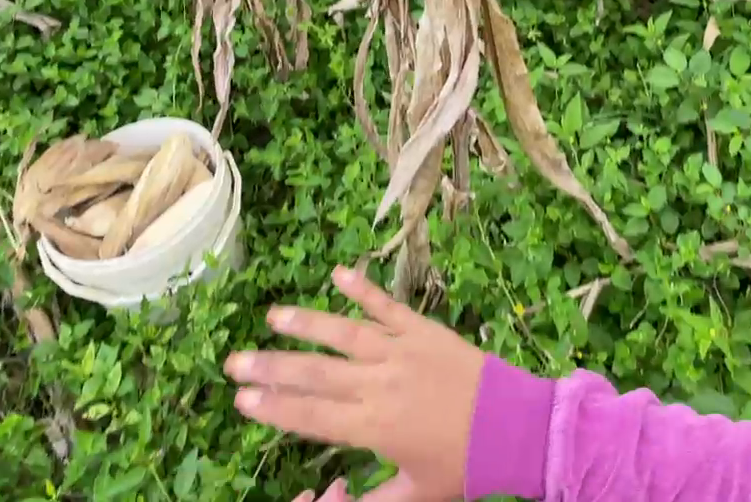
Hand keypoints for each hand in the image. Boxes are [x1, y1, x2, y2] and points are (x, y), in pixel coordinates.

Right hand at [226, 266, 483, 501]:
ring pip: (344, 333)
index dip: (274, 407)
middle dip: (271, 367)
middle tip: (235, 361)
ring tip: (272, 316)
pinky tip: (339, 272)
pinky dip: (363, 288)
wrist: (514, 424)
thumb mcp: (413, 497)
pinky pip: (387, 306)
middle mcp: (379, 384)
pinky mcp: (422, 329)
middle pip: (316, 373)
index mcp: (373, 427)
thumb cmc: (463, 466)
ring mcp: (401, 350)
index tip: (240, 398)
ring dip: (306, 323)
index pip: (312, 416)